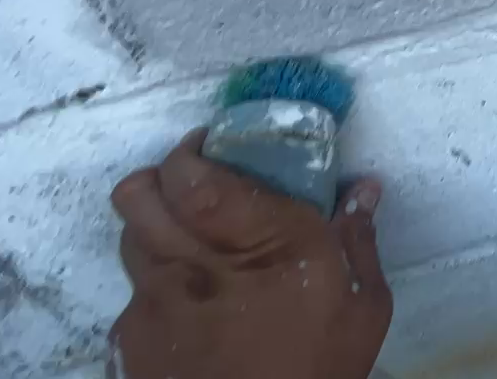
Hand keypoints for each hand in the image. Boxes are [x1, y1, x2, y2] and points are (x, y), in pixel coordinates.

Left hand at [107, 130, 391, 378]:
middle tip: (200, 173)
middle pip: (139, 198)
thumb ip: (358, 238)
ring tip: (200, 228)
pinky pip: (137, 286)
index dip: (193, 151)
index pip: (198, 183)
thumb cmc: (322, 363)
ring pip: (131, 236)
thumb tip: (364, 189)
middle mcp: (197, 268)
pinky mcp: (130, 344)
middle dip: (162, 173)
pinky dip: (160, 272)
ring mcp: (154, 307)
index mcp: (266, 246)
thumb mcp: (365, 301)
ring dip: (158, 219)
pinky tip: (198, 293)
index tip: (215, 140)